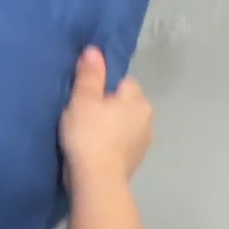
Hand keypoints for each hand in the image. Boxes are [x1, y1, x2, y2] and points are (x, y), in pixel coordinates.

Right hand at [59, 46, 152, 192]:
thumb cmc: (89, 133)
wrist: (97, 178)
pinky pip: (122, 142)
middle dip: (108, 106)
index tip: (85, 97)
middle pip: (124, 103)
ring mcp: (143, 141)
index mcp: (137, 100)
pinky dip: (111, 142)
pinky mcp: (135, 159)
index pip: (122, 82)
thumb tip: (94, 50)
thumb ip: (89, 75)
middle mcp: (147, 118)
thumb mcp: (82, 100)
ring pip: (124, 123)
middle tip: (82, 114)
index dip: (103, 87)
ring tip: (86, 133)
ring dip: (110, 125)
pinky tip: (93, 148)